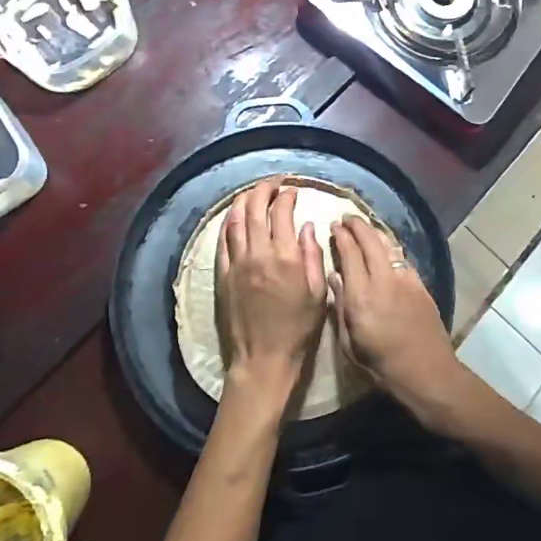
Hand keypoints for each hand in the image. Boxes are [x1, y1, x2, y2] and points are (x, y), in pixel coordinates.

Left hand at [217, 179, 326, 415]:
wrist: (264, 357)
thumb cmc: (299, 328)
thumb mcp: (318, 293)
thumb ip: (313, 256)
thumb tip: (306, 227)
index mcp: (286, 258)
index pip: (282, 213)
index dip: (287, 196)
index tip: (293, 191)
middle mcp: (258, 254)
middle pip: (255, 209)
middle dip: (264, 190)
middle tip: (273, 183)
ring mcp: (237, 264)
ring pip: (236, 221)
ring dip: (244, 201)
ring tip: (253, 192)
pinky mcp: (223, 276)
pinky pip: (223, 241)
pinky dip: (229, 223)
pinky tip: (235, 217)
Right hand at [329, 216, 464, 421]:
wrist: (424, 368)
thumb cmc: (380, 363)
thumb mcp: (349, 340)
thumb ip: (341, 305)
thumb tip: (335, 277)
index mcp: (361, 294)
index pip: (349, 253)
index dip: (341, 236)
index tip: (335, 225)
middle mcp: (383, 280)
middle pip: (370, 241)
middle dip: (358, 226)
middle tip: (348, 218)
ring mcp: (405, 280)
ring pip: (389, 246)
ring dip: (376, 233)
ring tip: (365, 227)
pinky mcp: (420, 285)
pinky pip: (402, 258)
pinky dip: (391, 248)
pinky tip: (387, 248)